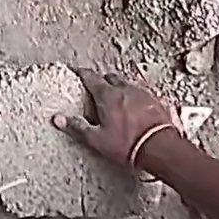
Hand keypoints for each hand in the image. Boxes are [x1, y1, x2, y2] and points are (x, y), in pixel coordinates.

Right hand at [53, 68, 180, 167]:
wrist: (161, 148)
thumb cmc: (128, 144)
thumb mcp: (97, 139)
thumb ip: (77, 127)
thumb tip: (58, 119)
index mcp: (108, 96)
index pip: (91, 78)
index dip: (82, 73)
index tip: (77, 71)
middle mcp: (125, 90)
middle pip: (111, 78)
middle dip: (102, 80)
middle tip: (96, 87)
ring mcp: (142, 94)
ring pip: (127, 84)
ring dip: (119, 88)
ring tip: (115, 98)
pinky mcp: (155, 102)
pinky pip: (141, 94)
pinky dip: (134, 97)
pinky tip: (134, 107)